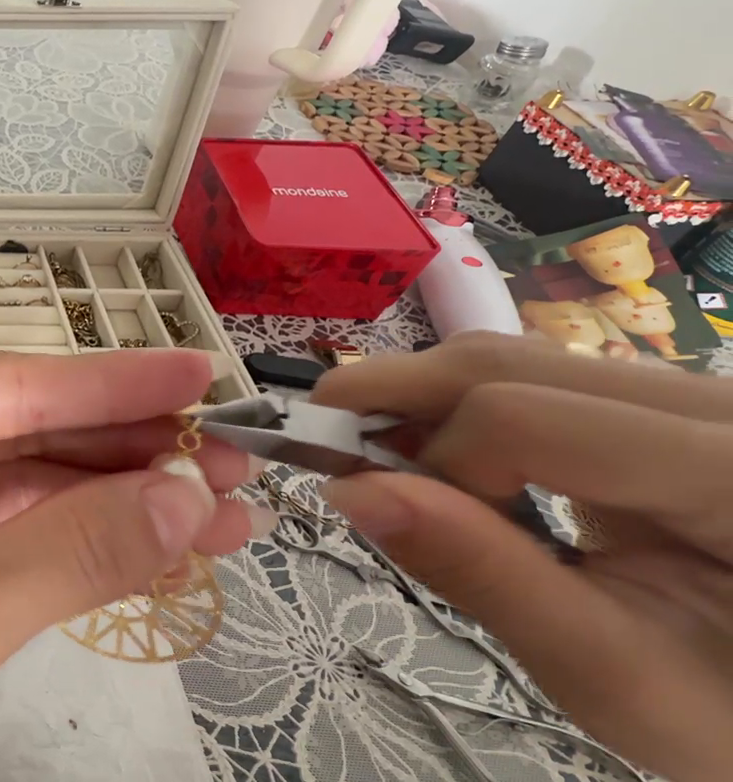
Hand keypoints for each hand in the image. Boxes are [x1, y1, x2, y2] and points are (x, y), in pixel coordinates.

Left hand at [0, 350, 263, 781]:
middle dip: (123, 450)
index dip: (111, 385)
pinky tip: (156, 541)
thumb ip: (79, 548)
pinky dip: (74, 535)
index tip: (203, 371)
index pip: (2, 386)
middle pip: (17, 425)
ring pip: (19, 474)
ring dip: (113, 496)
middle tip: (235, 454)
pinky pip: (2, 518)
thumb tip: (192, 496)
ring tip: (222, 508)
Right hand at [314, 333, 732, 781]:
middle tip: (338, 465)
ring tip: (398, 474)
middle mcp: (718, 407)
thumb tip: (345, 490)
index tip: (415, 529)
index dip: (440, 463)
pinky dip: (459, 408)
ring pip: (507, 356)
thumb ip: (483, 576)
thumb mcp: (616, 676)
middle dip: (392, 403)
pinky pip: (531, 375)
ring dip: (418, 404)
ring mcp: (694, 396)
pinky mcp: (662, 402)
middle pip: (504, 362)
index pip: (525, 417)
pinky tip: (450, 462)